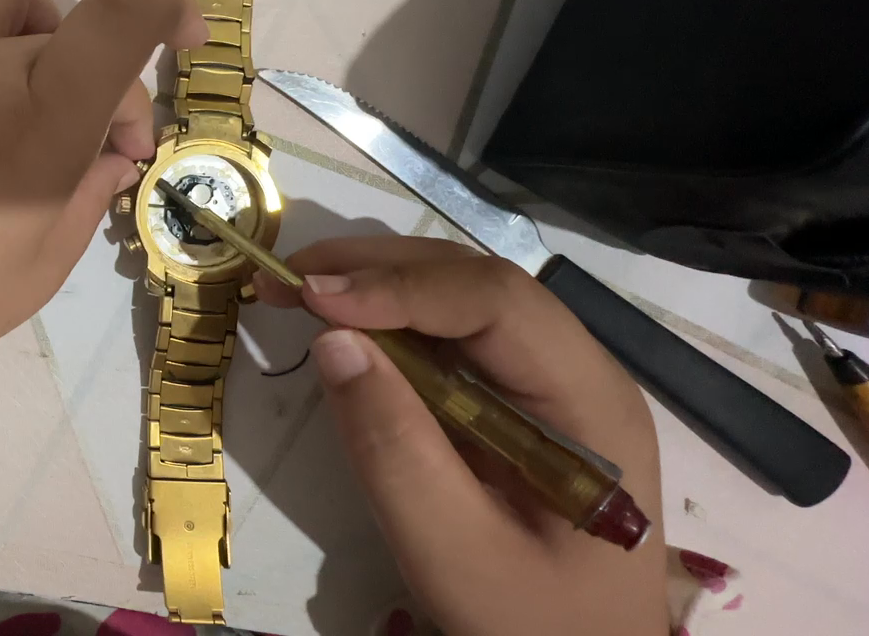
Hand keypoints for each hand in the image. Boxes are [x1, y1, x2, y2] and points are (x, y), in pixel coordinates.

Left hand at [0, 0, 206, 364]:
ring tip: (23, 69)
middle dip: (96, 75)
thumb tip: (108, 147)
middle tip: (83, 136)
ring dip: (32, 19)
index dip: (167, 8)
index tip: (181, 36)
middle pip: (67, 26)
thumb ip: (88, 189)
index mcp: (37, 125)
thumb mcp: (45, 261)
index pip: (118, 21)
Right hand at [257, 237, 667, 635]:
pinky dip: (373, 304)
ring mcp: (533, 369)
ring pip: (448, 285)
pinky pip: (434, 318)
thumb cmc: (522, 614)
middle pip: (468, 278)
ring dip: (366, 274)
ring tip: (291, 287)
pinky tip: (330, 314)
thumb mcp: (452, 550)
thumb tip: (332, 339)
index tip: (311, 296)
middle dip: (372, 266)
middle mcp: (569, 365)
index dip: (400, 288)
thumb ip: (395, 449)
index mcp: (586, 404)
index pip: (496, 303)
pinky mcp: (497, 380)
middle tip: (283, 278)